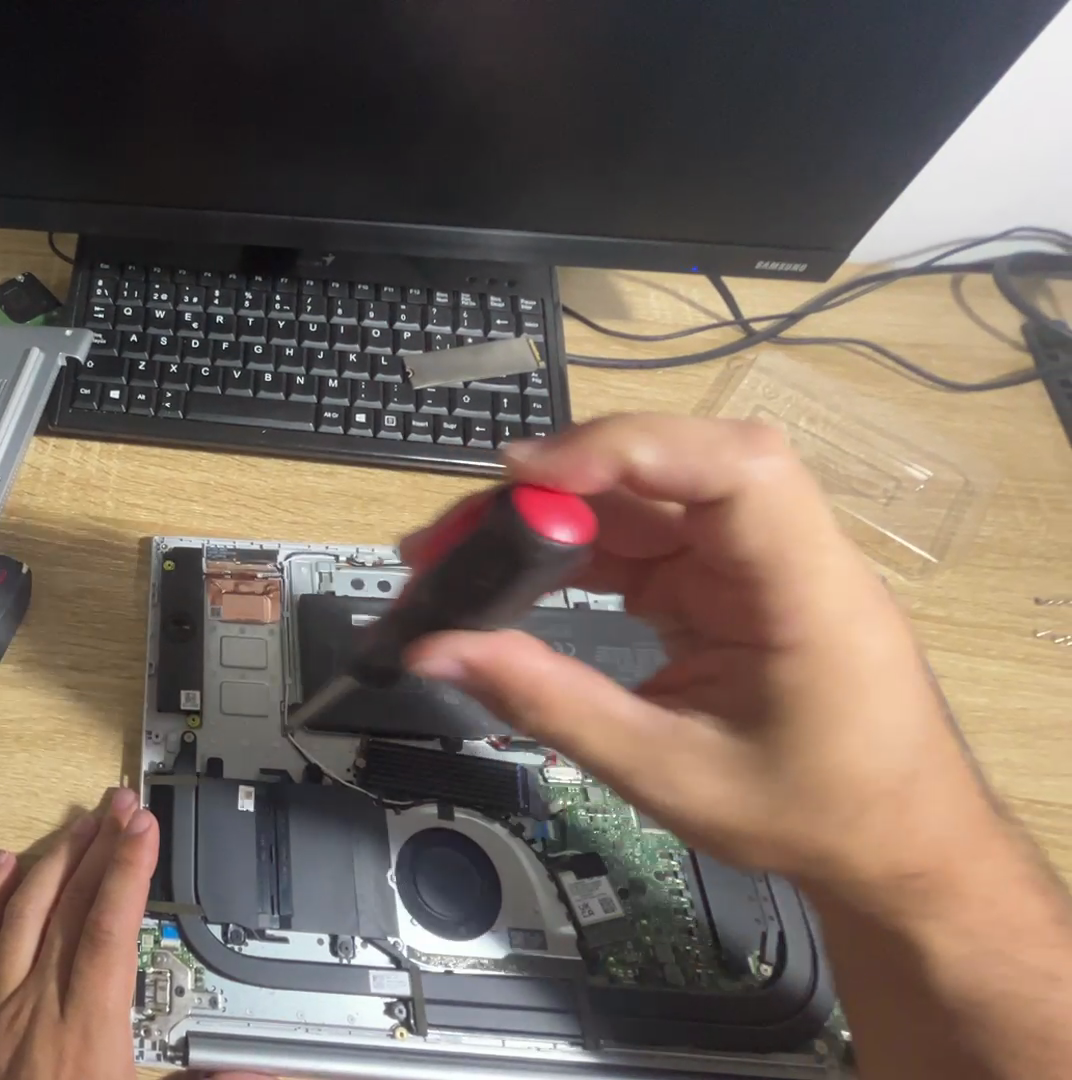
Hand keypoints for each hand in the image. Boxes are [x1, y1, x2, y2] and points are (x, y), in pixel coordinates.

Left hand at [0, 788, 269, 1079]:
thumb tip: (255, 1071)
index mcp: (84, 1037)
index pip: (107, 927)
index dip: (127, 869)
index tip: (142, 827)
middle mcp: (32, 1012)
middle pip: (68, 907)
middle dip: (98, 847)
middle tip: (120, 806)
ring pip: (20, 913)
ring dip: (52, 859)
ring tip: (78, 822)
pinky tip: (1, 865)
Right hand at [403, 415, 1001, 903]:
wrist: (890, 847)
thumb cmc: (804, 813)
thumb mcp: (662, 770)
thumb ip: (545, 701)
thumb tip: (432, 651)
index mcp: (803, 591)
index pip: (733, 469)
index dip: (624, 450)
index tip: (522, 475)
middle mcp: (772, 553)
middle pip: (656, 472)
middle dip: (545, 490)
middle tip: (448, 538)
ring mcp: (736, 561)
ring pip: (624, 500)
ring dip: (534, 520)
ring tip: (452, 559)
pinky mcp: (705, 577)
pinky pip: (621, 540)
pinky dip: (554, 553)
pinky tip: (503, 579)